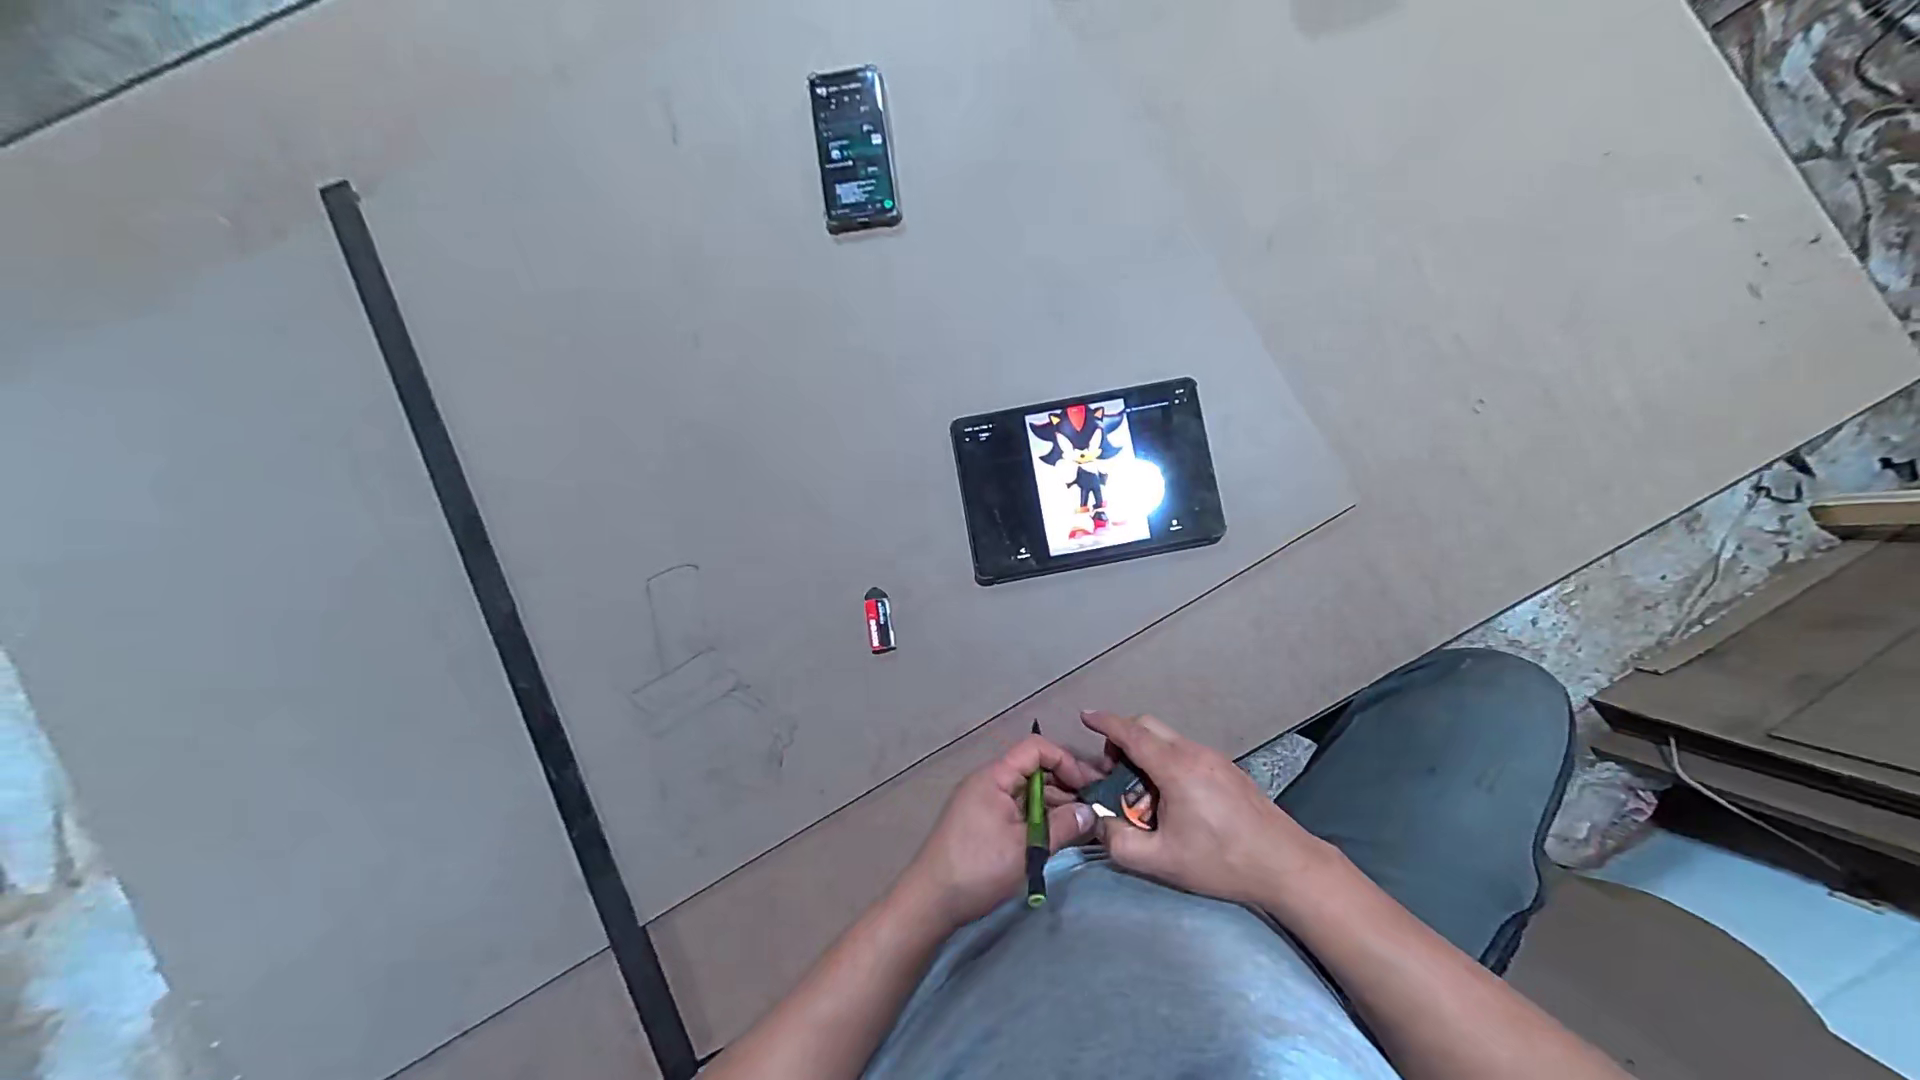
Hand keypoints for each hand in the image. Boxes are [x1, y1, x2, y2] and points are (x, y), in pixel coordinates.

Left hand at [894, 734, 1106, 931]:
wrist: (930, 901)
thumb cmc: (978, 867)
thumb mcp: (1026, 847)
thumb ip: (1062, 826)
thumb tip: (1090, 812)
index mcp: (994, 776)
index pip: (1035, 748)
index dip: (1065, 761)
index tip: (1087, 786)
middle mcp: (989, 782)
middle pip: (1033, 769)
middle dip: (1065, 785)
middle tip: (1094, 807)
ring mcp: (984, 803)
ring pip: (1028, 792)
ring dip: (1055, 804)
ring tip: (1083, 823)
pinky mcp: (983, 823)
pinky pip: (1017, 810)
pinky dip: (1039, 818)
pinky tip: (1059, 834)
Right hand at [1081, 710, 1333, 908]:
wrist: (1287, 866)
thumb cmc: (1222, 862)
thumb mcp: (1162, 861)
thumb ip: (1119, 843)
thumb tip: (1101, 823)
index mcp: (1175, 768)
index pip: (1131, 733)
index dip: (1104, 723)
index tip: (1085, 717)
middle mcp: (1194, 753)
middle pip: (1148, 726)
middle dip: (1122, 737)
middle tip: (1111, 769)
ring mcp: (1215, 758)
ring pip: (1168, 738)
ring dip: (1145, 751)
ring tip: (1141, 791)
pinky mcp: (1228, 769)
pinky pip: (1185, 750)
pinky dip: (1165, 759)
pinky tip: (1172, 796)